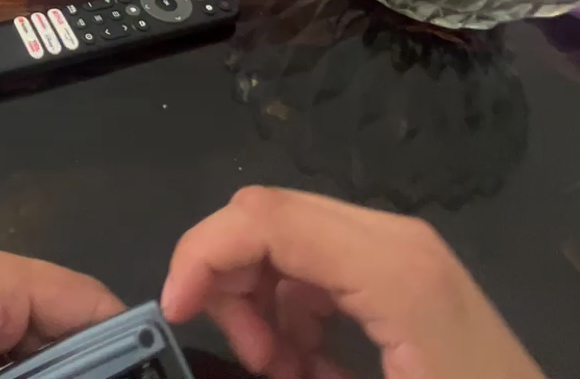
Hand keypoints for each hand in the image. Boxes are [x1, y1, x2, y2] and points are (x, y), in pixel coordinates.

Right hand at [162, 187, 545, 378]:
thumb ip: (286, 365)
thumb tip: (237, 347)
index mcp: (392, 269)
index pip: (264, 218)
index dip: (202, 254)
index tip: (176, 312)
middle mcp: (392, 238)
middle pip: (267, 215)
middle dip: (230, 280)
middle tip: (251, 361)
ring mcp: (401, 249)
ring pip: (285, 234)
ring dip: (260, 298)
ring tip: (282, 370)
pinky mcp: (404, 269)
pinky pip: (317, 261)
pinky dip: (292, 305)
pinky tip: (312, 364)